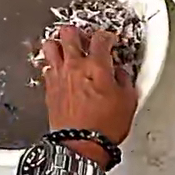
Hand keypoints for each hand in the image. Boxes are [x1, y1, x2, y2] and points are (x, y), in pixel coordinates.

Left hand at [39, 26, 137, 144]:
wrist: (81, 142)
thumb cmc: (104, 125)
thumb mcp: (128, 100)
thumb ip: (123, 79)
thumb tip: (119, 72)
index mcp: (97, 67)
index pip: (100, 39)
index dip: (106, 36)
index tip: (109, 40)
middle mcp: (74, 67)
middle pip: (68, 34)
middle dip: (76, 32)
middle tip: (82, 38)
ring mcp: (58, 75)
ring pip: (50, 46)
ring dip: (57, 44)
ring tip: (65, 48)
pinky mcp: (48, 87)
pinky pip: (46, 67)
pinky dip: (52, 64)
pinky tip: (59, 69)